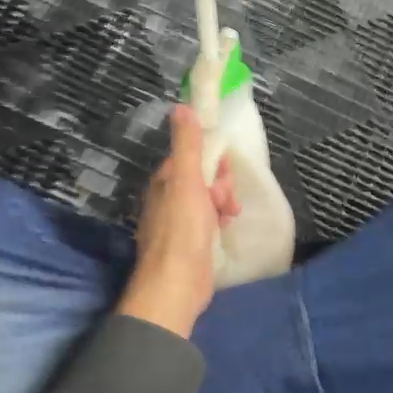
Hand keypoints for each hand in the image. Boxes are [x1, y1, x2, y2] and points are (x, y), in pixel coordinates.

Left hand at [115, 105, 241, 337]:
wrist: (176, 286)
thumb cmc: (182, 230)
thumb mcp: (187, 180)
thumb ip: (187, 144)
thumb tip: (180, 106)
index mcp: (165, 181)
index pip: (192, 156)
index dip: (211, 159)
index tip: (222, 171)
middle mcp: (168, 198)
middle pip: (202, 176)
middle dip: (220, 182)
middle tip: (224, 198)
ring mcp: (178, 222)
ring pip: (208, 197)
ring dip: (223, 201)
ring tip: (227, 215)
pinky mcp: (191, 242)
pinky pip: (210, 218)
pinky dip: (220, 219)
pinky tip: (225, 226)